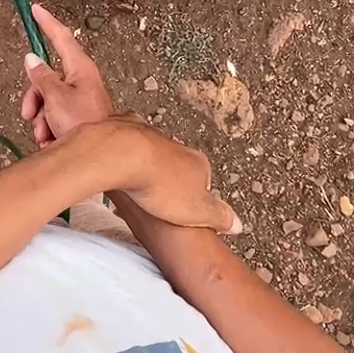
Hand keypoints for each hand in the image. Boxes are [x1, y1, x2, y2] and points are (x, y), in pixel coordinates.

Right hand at [19, 5, 115, 146]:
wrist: (102, 156)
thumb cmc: (84, 125)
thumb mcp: (56, 98)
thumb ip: (42, 77)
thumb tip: (32, 60)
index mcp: (80, 68)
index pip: (61, 37)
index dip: (47, 22)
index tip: (36, 9)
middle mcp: (81, 79)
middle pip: (47, 76)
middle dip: (35, 97)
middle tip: (31, 114)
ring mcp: (80, 97)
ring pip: (48, 98)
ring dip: (40, 116)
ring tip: (45, 132)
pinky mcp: (79, 114)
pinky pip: (55, 113)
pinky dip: (49, 125)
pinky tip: (51, 139)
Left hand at [59, 118, 239, 234]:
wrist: (121, 154)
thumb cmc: (158, 184)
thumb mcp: (197, 212)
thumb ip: (219, 217)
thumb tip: (237, 224)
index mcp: (197, 161)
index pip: (204, 180)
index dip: (194, 197)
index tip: (182, 211)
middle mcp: (176, 143)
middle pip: (177, 163)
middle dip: (168, 179)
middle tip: (156, 201)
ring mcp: (149, 133)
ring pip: (151, 151)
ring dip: (145, 165)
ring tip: (134, 187)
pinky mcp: (122, 127)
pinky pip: (125, 142)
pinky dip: (122, 153)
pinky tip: (115, 168)